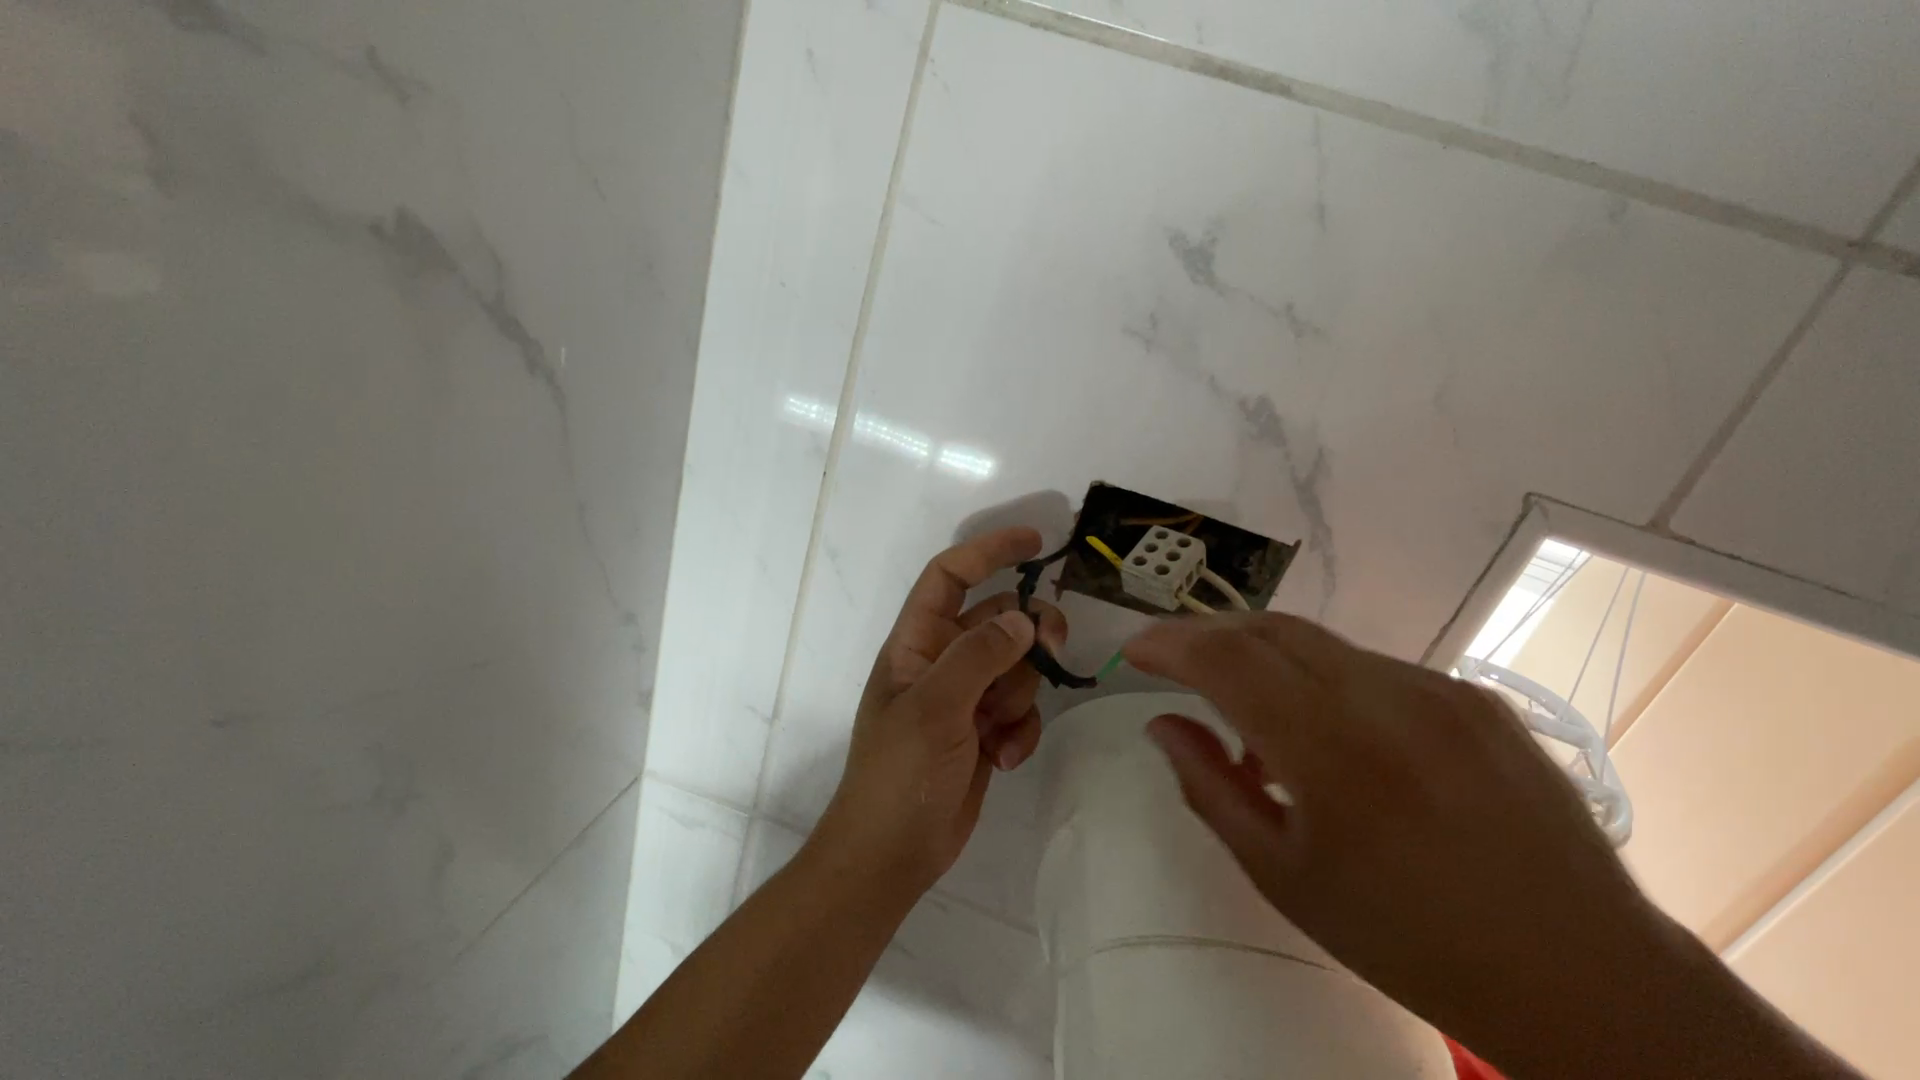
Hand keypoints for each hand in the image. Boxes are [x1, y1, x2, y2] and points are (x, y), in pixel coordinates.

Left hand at [811, 527, 1066, 898]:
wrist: (891, 854)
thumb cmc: (899, 774)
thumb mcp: (935, 707)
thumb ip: (979, 655)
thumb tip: (1022, 618)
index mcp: (915, 644)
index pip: (950, 576)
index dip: (989, 551)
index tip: (1038, 541)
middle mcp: (941, 663)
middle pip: (999, 620)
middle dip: (1027, 633)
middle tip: (1053, 648)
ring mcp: (964, 700)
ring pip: (1017, 669)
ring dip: (1020, 696)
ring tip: (997, 729)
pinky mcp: (984, 734)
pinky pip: (1020, 712)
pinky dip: (1020, 732)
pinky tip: (1003, 759)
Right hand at [1123, 612, 1678, 1076]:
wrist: (1579, 972)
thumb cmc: (1408, 940)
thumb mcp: (1284, 876)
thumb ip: (1211, 788)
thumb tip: (1162, 724)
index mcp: (1332, 752)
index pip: (1228, 660)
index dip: (1170, 643)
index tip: (1134, 651)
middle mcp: (1388, 699)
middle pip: (1273, 629)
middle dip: (1211, 634)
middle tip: (1175, 662)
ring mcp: (1442, 690)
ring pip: (1325, 646)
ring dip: (1269, 660)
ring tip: (1255, 720)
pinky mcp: (1478, 697)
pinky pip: (1378, 670)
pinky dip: (1329, 683)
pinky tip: (1335, 737)